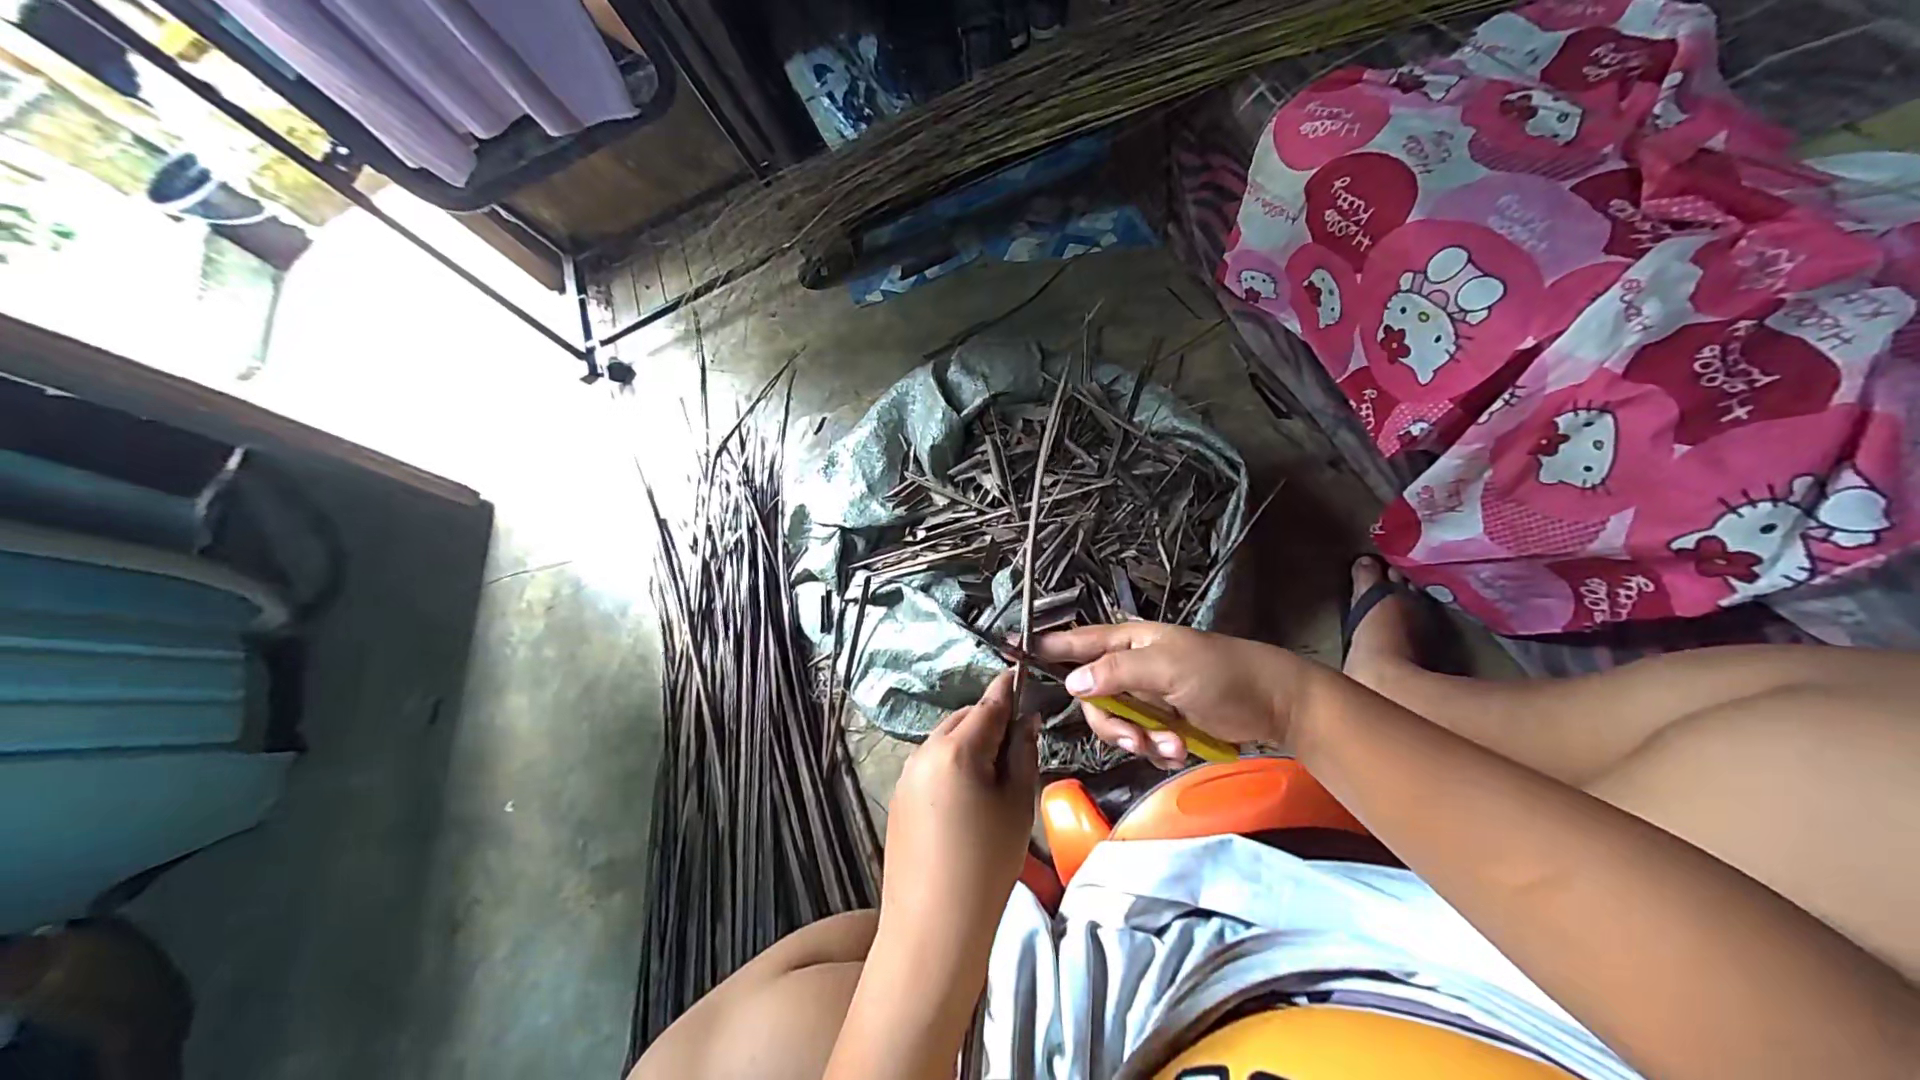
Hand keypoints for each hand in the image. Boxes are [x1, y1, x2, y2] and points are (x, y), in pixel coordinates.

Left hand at [881, 670, 1037, 941]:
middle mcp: (924, 752)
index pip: (988, 704)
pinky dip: (953, 764)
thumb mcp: (1018, 804)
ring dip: (971, 742)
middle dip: (990, 720)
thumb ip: (1023, 753)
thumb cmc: (987, 862)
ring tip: (996, 775)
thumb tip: (1025, 720)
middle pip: (964, 719)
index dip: (1008, 688)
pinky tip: (969, 797)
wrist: (934, 924)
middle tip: (1019, 743)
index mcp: (956, 748)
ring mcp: (906, 774)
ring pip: (946, 741)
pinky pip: (931, 764)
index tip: (1022, 676)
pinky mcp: (898, 796)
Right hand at [1033, 622, 1303, 768]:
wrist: (1274, 704)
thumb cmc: (1222, 673)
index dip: (1045, 646)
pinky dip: (1157, 749)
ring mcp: (1145, 696)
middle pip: (1091, 698)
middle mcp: (1130, 667)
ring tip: (1174, 743)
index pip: (1076, 642)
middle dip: (1115, 724)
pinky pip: (1139, 740)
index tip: (1009, 646)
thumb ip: (1118, 673)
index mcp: (1128, 641)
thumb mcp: (1169, 667)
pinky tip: (1180, 747)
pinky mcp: (1161, 720)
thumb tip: (1073, 682)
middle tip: (1141, 738)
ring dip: (1141, 740)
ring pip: (1115, 724)